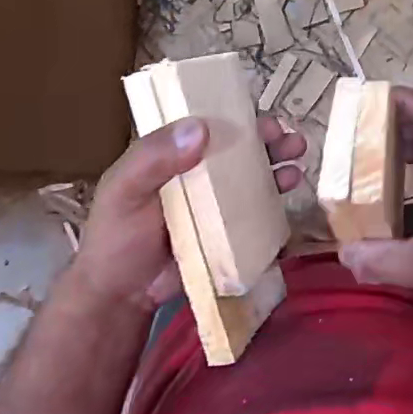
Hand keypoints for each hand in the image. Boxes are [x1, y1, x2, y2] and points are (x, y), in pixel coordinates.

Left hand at [70, 114, 306, 311]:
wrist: (122, 297)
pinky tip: (290, 194)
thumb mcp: (124, 190)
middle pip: (239, 147)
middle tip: (290, 141)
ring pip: (253, 175)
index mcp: (171, 152)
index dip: (236, 115)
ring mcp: (216, 201)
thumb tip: (201, 128)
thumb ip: (154, 158)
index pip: (208, 122)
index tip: (260, 118)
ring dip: (278, 165)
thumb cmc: (116, 237)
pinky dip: (277, 199)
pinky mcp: (228, 230)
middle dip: (269, 140)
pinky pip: (257, 209)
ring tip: (296, 165)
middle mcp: (198, 170)